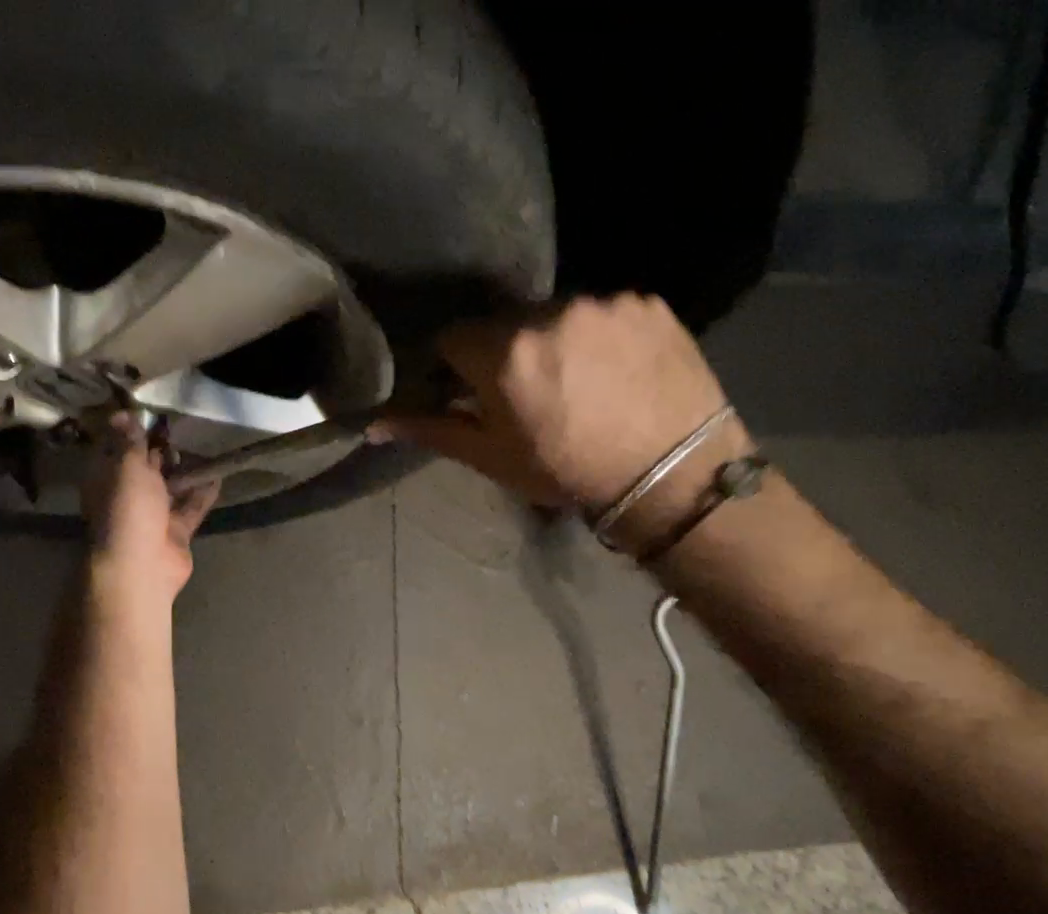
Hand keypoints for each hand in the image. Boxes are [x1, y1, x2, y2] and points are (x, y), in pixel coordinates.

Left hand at [83, 413, 220, 601]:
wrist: (141, 566)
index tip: (152, 409)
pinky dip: (204, 493)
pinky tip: (219, 474)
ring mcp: (151, 515)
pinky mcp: (175, 531)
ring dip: (185, 469)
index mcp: (106, 477)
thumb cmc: (128, 508)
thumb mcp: (127, 465)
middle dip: (161, 448)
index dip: (131, 429)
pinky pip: (191, 507)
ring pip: (170, 486)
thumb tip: (120, 413)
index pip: (116, 447)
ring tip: (206, 444)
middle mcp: (126, 494)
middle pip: (145, 466)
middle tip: (184, 423)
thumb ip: (130, 441)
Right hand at [371, 294, 734, 508]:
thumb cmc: (566, 472)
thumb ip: (429, 429)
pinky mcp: (647, 302)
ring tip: (579, 381)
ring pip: (555, 315)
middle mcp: (547, 314)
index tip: (471, 392)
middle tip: (528, 392)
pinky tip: (615, 370)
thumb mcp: (489, 456)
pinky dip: (600, 334)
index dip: (455, 367)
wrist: (674, 477)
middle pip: (503, 324)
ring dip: (554, 340)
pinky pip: (604, 311)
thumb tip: (373, 424)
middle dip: (505, 351)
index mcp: (501, 353)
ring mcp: (603, 304)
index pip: (451, 339)